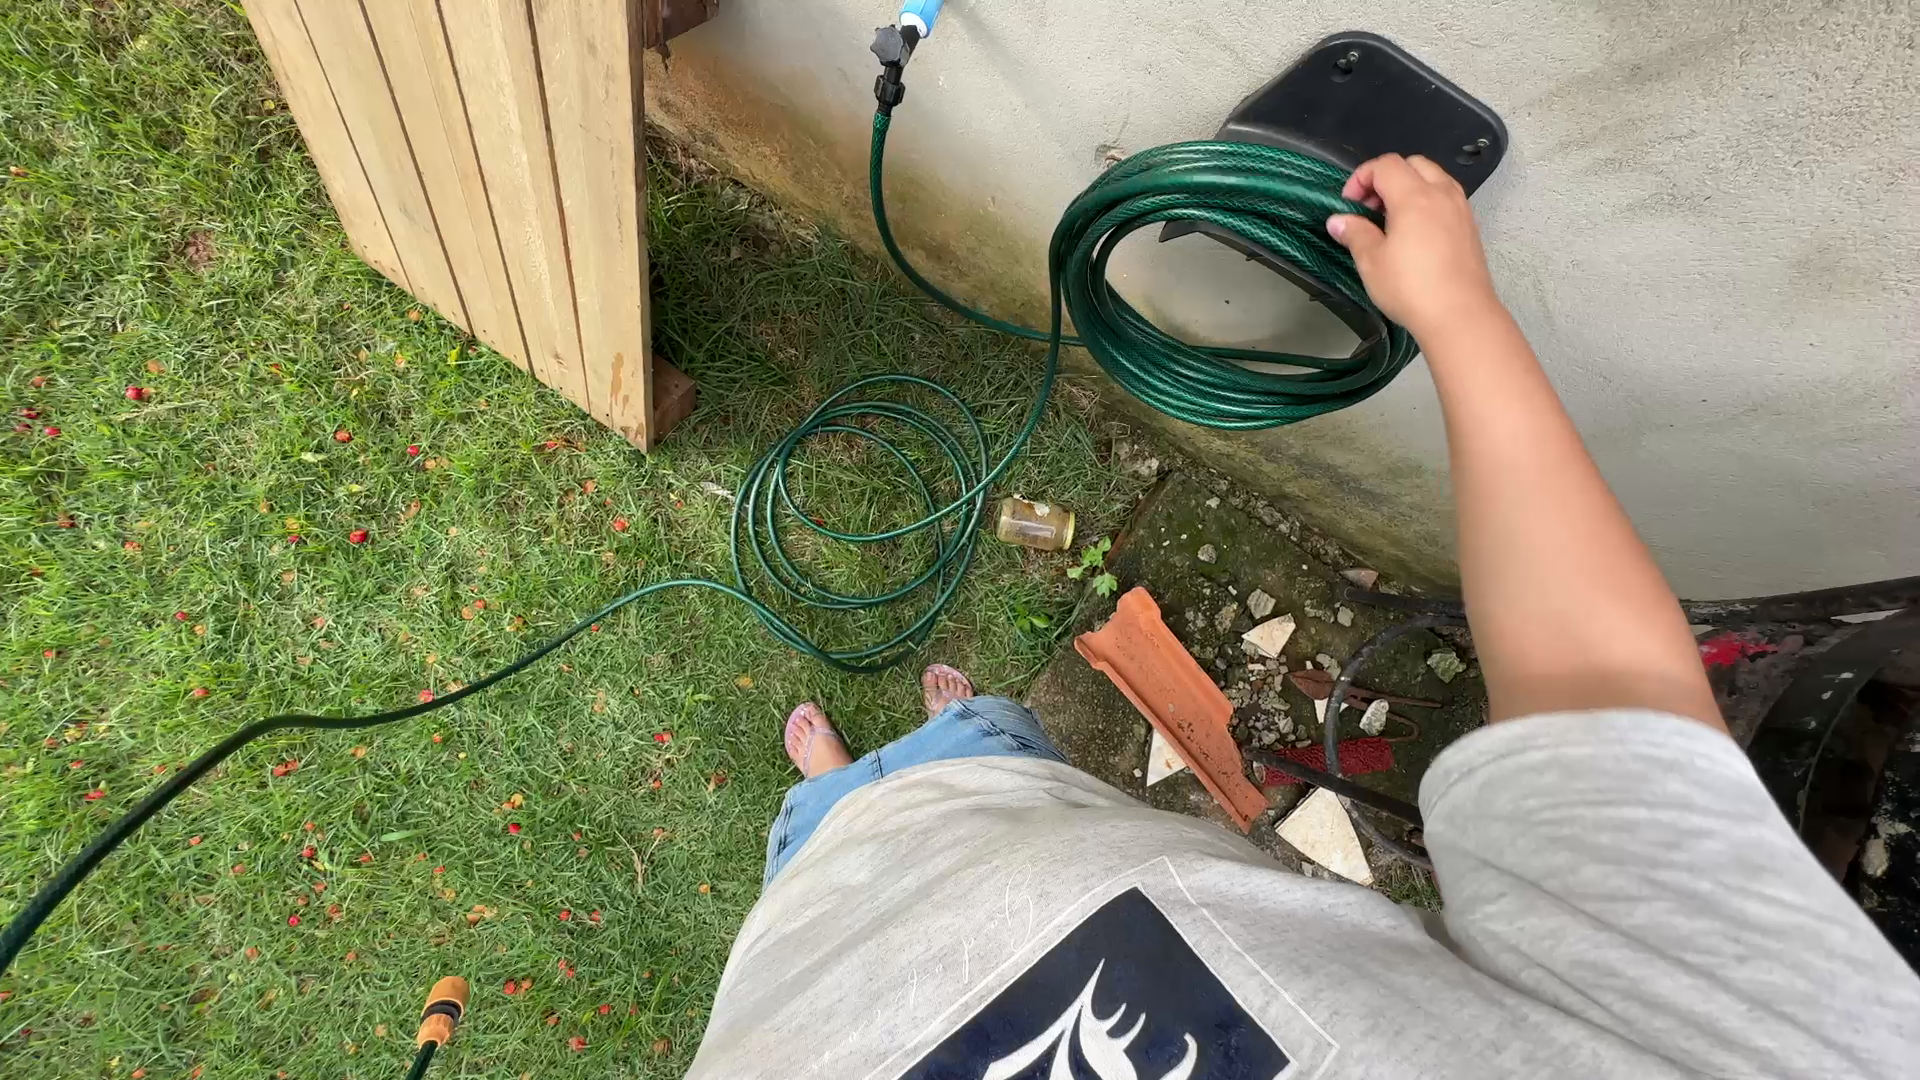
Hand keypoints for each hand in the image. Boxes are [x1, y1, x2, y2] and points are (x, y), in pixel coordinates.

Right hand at [1326, 154, 1501, 340]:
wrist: (1457, 312)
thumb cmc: (1409, 287)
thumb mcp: (1371, 261)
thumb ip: (1354, 234)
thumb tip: (1338, 220)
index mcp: (1414, 197)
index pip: (1385, 165)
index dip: (1361, 178)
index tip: (1347, 204)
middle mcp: (1441, 193)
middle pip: (1411, 164)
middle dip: (1384, 178)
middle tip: (1367, 209)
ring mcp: (1459, 207)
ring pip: (1432, 177)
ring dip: (1406, 188)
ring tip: (1388, 220)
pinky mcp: (1467, 224)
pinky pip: (1444, 196)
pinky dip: (1424, 200)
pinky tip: (1411, 232)